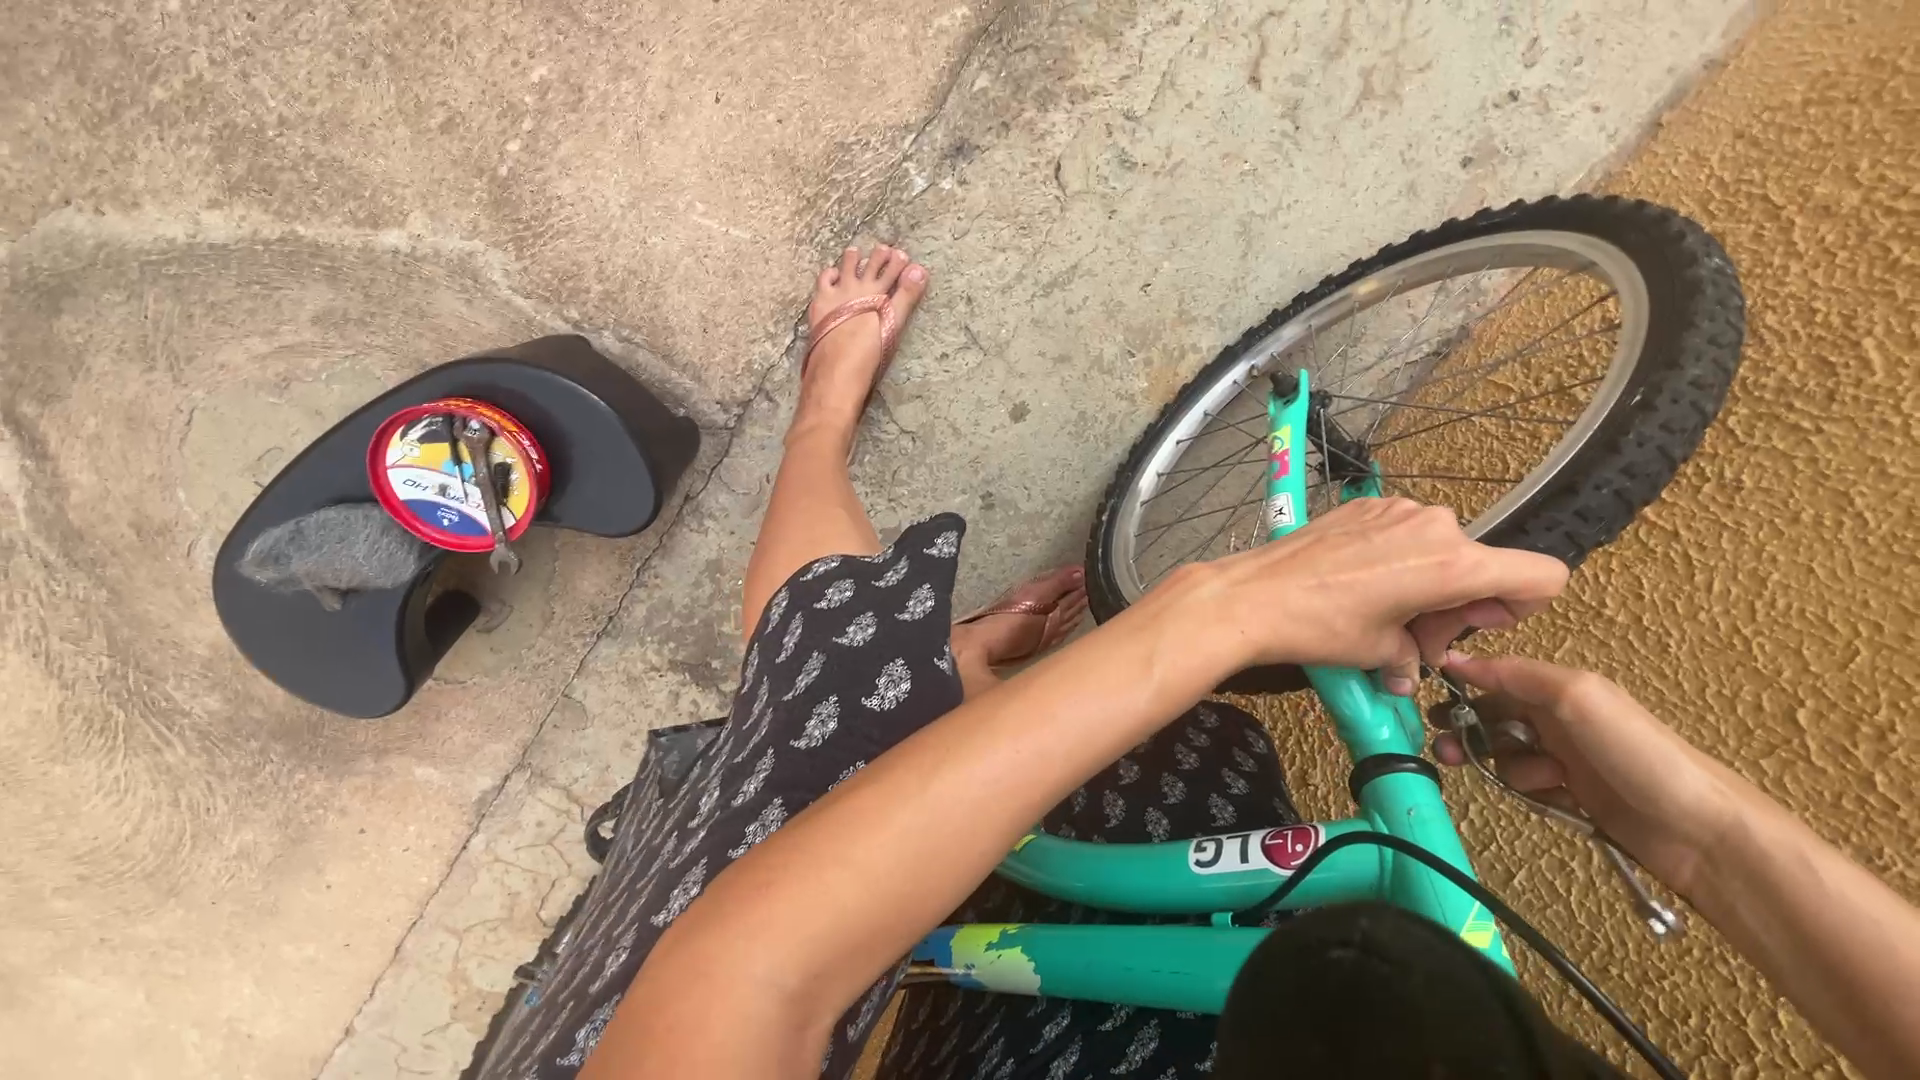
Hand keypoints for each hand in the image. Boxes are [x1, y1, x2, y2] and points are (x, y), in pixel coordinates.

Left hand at [1158, 498, 1569, 690]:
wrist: (1251, 594)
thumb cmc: (1318, 624)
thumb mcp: (1379, 651)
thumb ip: (1415, 656)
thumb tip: (1409, 670)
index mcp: (1453, 563)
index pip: (1541, 576)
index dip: (1523, 608)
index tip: (1473, 626)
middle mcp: (1434, 526)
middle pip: (1480, 567)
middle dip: (1455, 608)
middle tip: (1410, 639)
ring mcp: (1396, 510)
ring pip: (1440, 551)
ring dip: (1425, 585)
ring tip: (1378, 614)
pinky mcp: (1364, 505)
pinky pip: (1403, 534)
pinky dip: (1396, 561)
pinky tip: (1357, 585)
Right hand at [1434, 652, 1751, 896]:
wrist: (1700, 833)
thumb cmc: (1639, 755)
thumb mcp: (1575, 697)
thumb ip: (1514, 673)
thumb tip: (1453, 659)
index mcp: (1561, 689)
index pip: (1494, 680)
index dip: (1461, 690)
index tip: (1428, 707)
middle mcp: (1561, 719)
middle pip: (1493, 719)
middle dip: (1468, 733)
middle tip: (1448, 752)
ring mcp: (1567, 759)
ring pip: (1506, 756)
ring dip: (1503, 766)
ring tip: (1522, 780)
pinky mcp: (1573, 796)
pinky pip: (1528, 788)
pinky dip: (1530, 793)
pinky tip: (1549, 799)